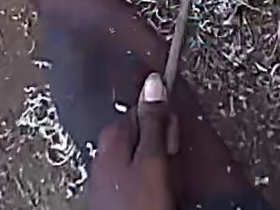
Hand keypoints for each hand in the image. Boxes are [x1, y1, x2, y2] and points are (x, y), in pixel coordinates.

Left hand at [87, 74, 176, 209]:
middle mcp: (103, 154)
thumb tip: (154, 82)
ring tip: (168, 181)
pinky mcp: (113, 201)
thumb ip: (152, 122)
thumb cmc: (136, 209)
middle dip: (159, 142)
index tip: (176, 127)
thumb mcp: (152, 161)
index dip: (161, 117)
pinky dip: (148, 183)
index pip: (139, 110)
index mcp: (111, 138)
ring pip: (138, 160)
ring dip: (155, 165)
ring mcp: (106, 180)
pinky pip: (135, 182)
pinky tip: (156, 196)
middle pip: (138, 135)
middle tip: (174, 157)